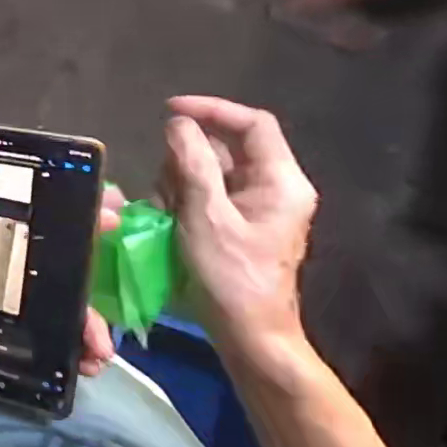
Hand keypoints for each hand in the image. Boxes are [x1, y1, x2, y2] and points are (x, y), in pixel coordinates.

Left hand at [0, 171, 117, 380]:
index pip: (36, 213)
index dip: (72, 203)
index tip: (106, 199)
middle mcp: (12, 264)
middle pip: (64, 254)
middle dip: (97, 252)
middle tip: (122, 260)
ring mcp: (21, 301)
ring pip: (69, 302)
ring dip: (94, 318)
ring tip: (100, 342)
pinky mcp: (22, 335)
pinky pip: (60, 339)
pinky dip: (81, 349)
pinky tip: (90, 362)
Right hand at [160, 97, 317, 368]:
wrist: (249, 336)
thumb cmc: (231, 276)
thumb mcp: (205, 215)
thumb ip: (191, 164)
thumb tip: (178, 124)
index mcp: (280, 181)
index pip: (252, 124)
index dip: (211, 110)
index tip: (170, 111)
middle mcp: (271, 187)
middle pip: (223, 148)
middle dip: (185, 161)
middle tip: (167, 190)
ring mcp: (253, 207)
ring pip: (206, 171)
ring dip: (178, 184)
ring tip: (168, 214)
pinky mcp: (235, 223)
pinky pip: (203, 194)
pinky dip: (181, 201)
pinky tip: (169, 223)